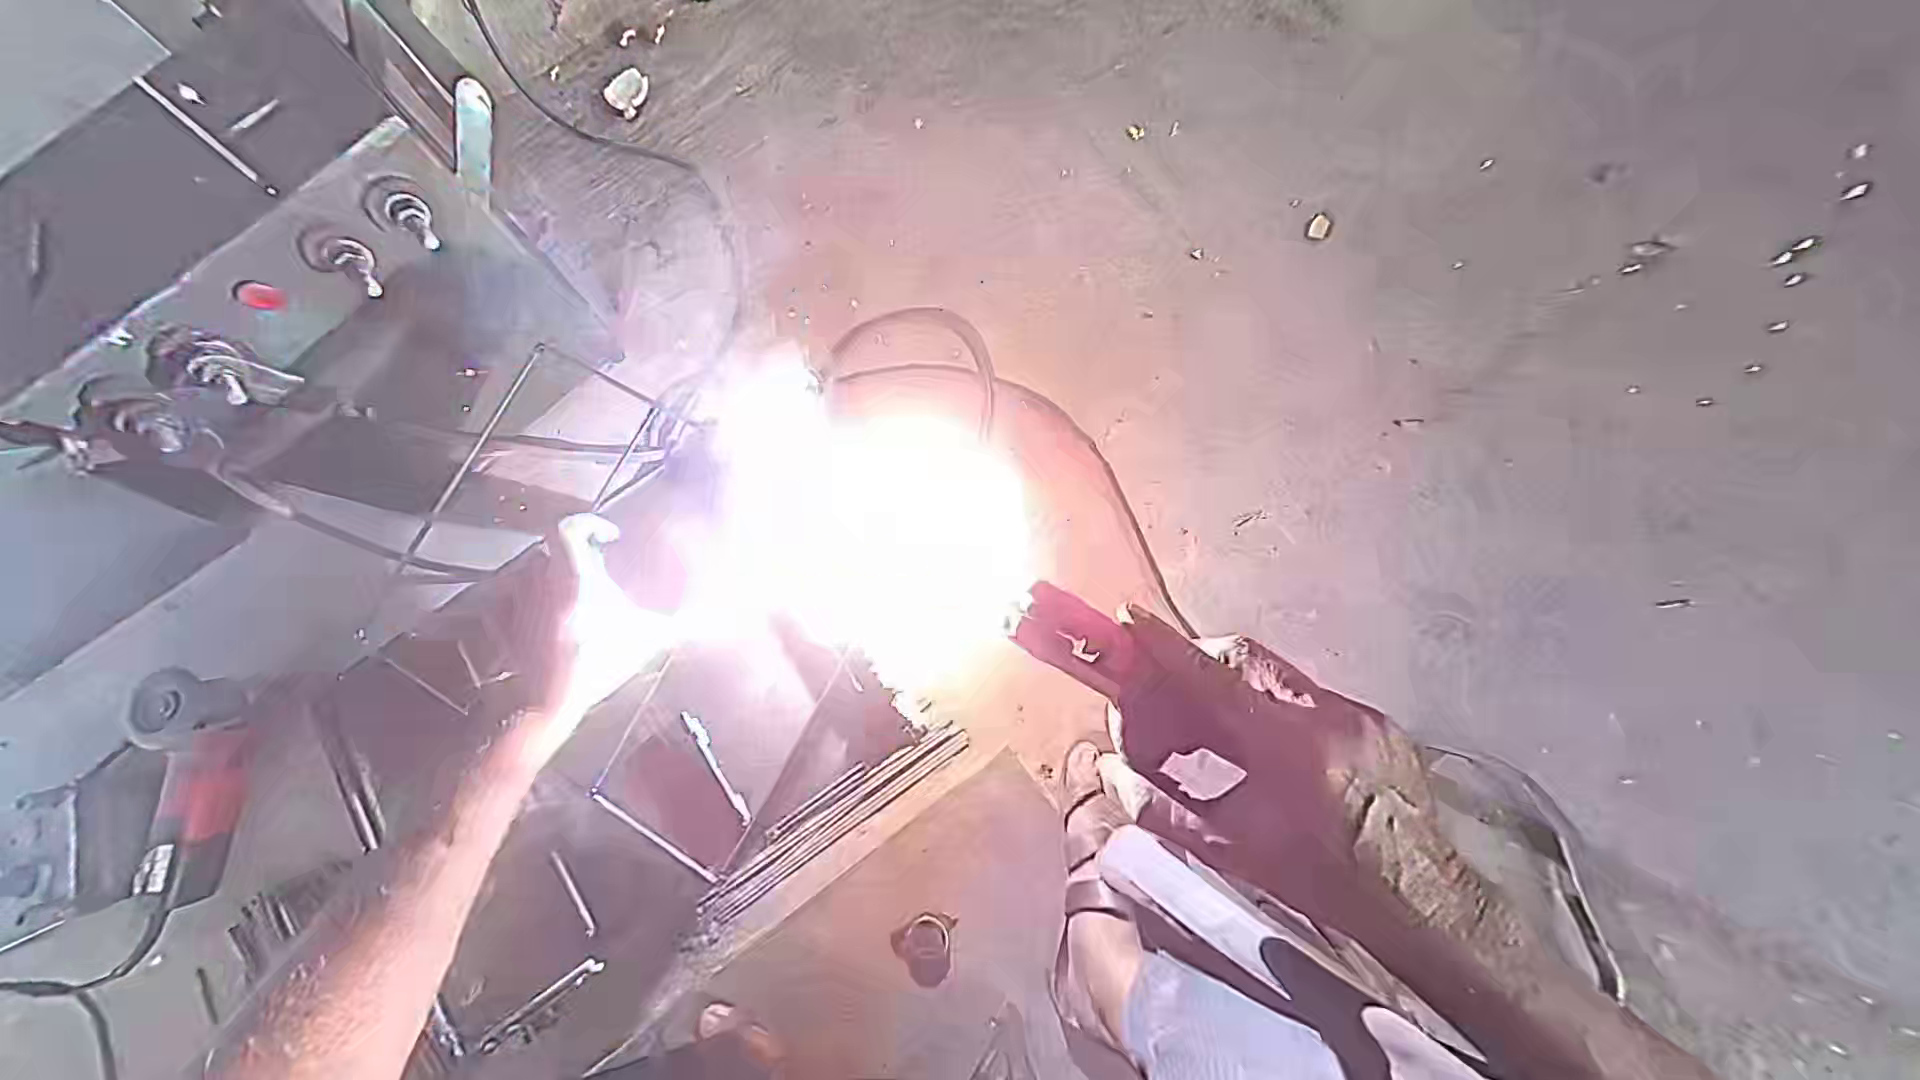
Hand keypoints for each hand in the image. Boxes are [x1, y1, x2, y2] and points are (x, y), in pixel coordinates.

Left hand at [503, 514, 674, 766]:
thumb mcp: (650, 640)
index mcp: (575, 578)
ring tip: (576, 593)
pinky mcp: (504, 625)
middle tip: (599, 569)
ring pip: (529, 570)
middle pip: (552, 549)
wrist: (551, 704)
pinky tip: (547, 614)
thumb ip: (682, 622)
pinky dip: (526, 598)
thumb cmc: (600, 666)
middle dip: (576, 555)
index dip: (590, 523)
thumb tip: (714, 614)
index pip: (569, 527)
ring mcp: (518, 603)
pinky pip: (508, 597)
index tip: (610, 536)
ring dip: (552, 575)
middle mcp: (542, 583)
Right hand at [1111, 607, 1408, 919]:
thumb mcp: (1231, 852)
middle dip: (1192, 666)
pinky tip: (1261, 749)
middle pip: (1238, 658)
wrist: (1424, 904)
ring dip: (1227, 690)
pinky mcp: (1372, 718)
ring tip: (1210, 735)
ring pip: (1268, 672)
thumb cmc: (1323, 881)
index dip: (1164, 645)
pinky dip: (1264, 707)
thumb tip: (1112, 770)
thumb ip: (1160, 808)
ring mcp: (1355, 712)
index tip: (1130, 618)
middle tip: (1166, 699)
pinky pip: (1300, 692)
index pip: (1212, 677)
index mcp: (1290, 749)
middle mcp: (1327, 716)